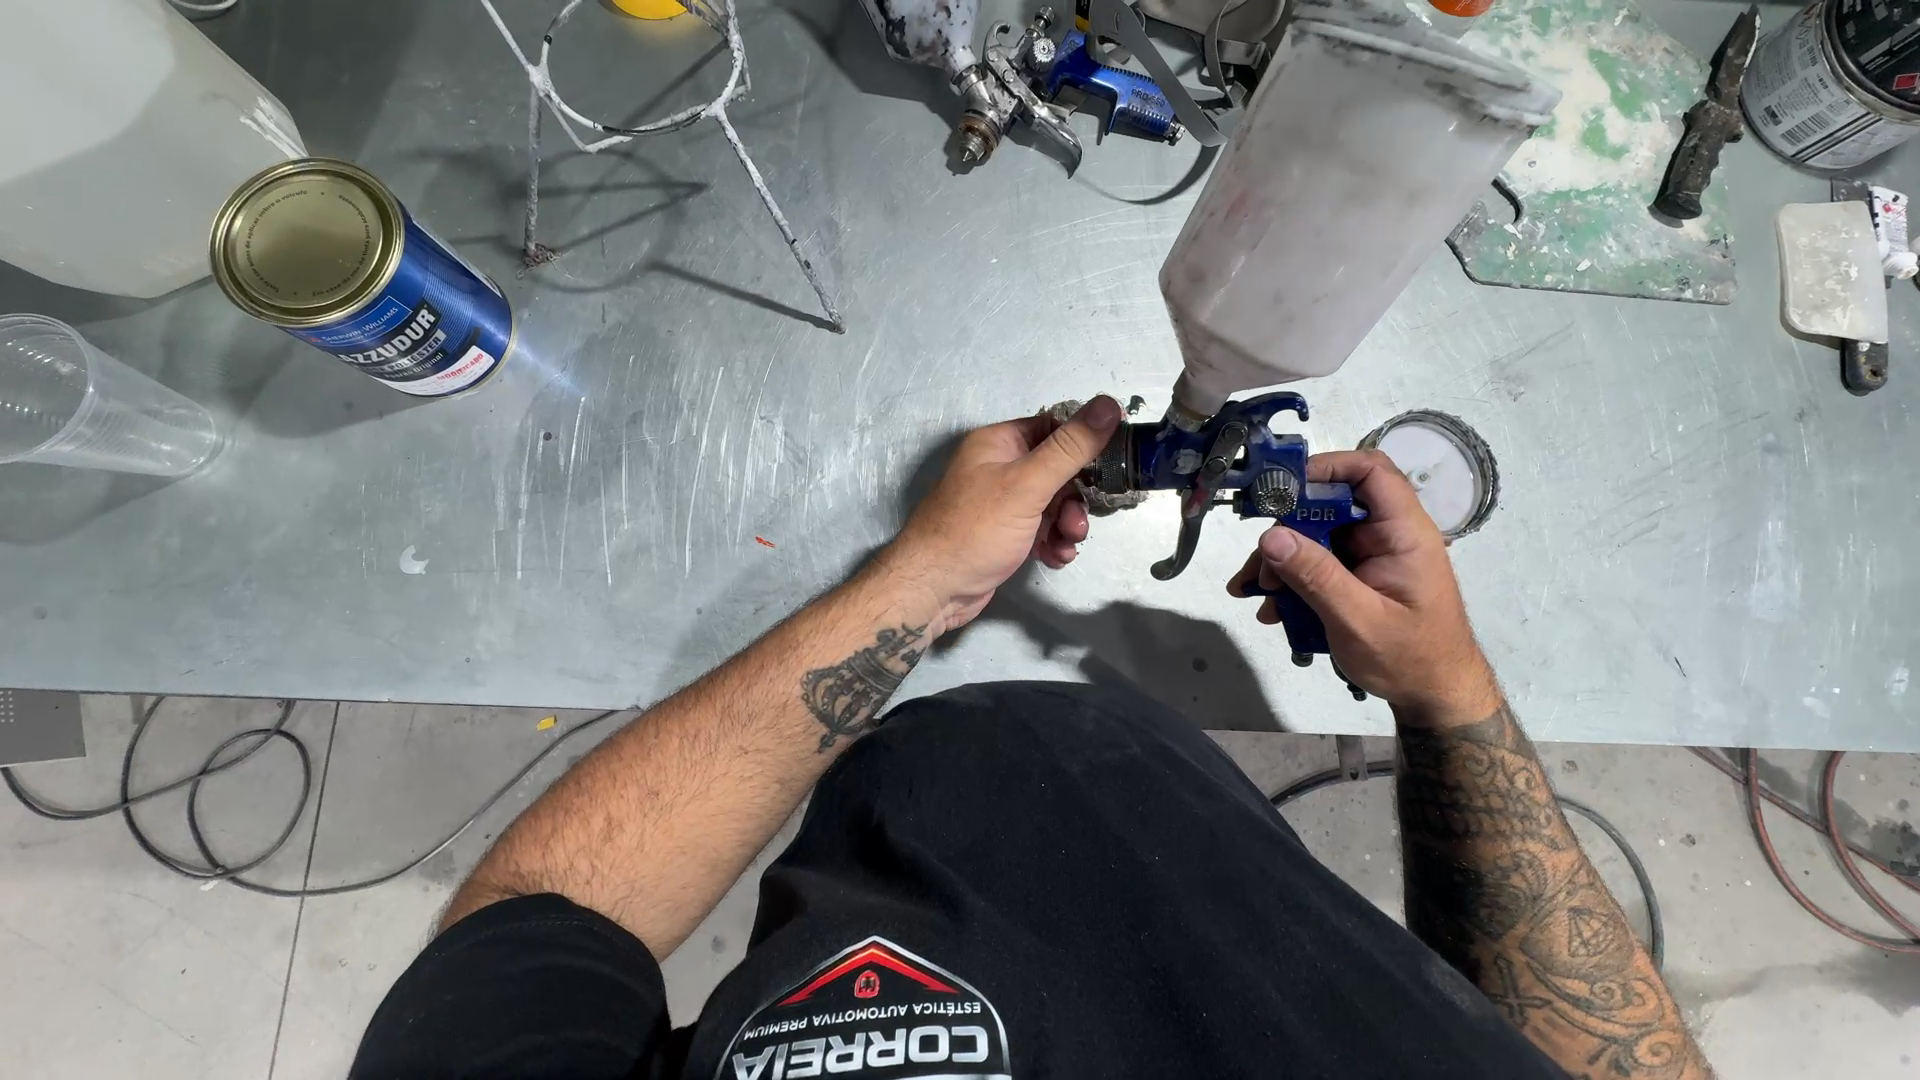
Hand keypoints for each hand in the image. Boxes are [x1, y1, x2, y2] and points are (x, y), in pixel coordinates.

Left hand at [879, 397, 1122, 637]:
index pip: (1053, 428)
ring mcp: (1001, 503)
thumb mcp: (1027, 485)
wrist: (933, 589)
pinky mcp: (1004, 535)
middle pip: (1057, 471)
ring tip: (1066, 543)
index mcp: (998, 443)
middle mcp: (998, 468)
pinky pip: (1042, 529)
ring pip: (1053, 504)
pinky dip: (1053, 542)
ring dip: (1068, 524)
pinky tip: (1055, 558)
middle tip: (1077, 522)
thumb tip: (1110, 404)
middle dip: (1075, 498)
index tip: (1113, 464)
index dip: (1083, 445)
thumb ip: (1071, 448)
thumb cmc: (975, 530)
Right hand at [1228, 450, 1499, 726]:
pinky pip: (1315, 566)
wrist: (1434, 699)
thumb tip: (1270, 535)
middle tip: (1259, 568)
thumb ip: (1315, 576)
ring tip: (1253, 593)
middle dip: (1285, 533)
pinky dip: (1289, 583)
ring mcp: (1370, 558)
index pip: (1370, 473)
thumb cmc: (1410, 659)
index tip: (1281, 489)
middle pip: (1328, 508)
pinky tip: (1271, 609)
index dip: (1327, 468)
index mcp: (1403, 533)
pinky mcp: (1356, 579)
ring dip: (1279, 562)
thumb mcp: (1357, 619)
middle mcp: (1386, 536)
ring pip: (1314, 539)